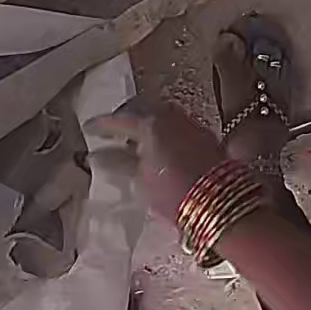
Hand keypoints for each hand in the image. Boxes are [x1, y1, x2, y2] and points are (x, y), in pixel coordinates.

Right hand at [88, 100, 227, 221]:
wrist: (221, 202)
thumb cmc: (174, 193)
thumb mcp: (141, 180)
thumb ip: (119, 163)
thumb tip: (98, 156)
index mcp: (150, 123)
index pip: (119, 118)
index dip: (101, 124)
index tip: (88, 128)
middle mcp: (172, 116)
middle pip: (143, 107)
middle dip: (126, 116)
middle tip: (113, 129)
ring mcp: (191, 124)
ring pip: (162, 113)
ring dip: (146, 121)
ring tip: (134, 138)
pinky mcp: (205, 136)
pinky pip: (177, 123)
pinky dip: (163, 128)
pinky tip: (158, 143)